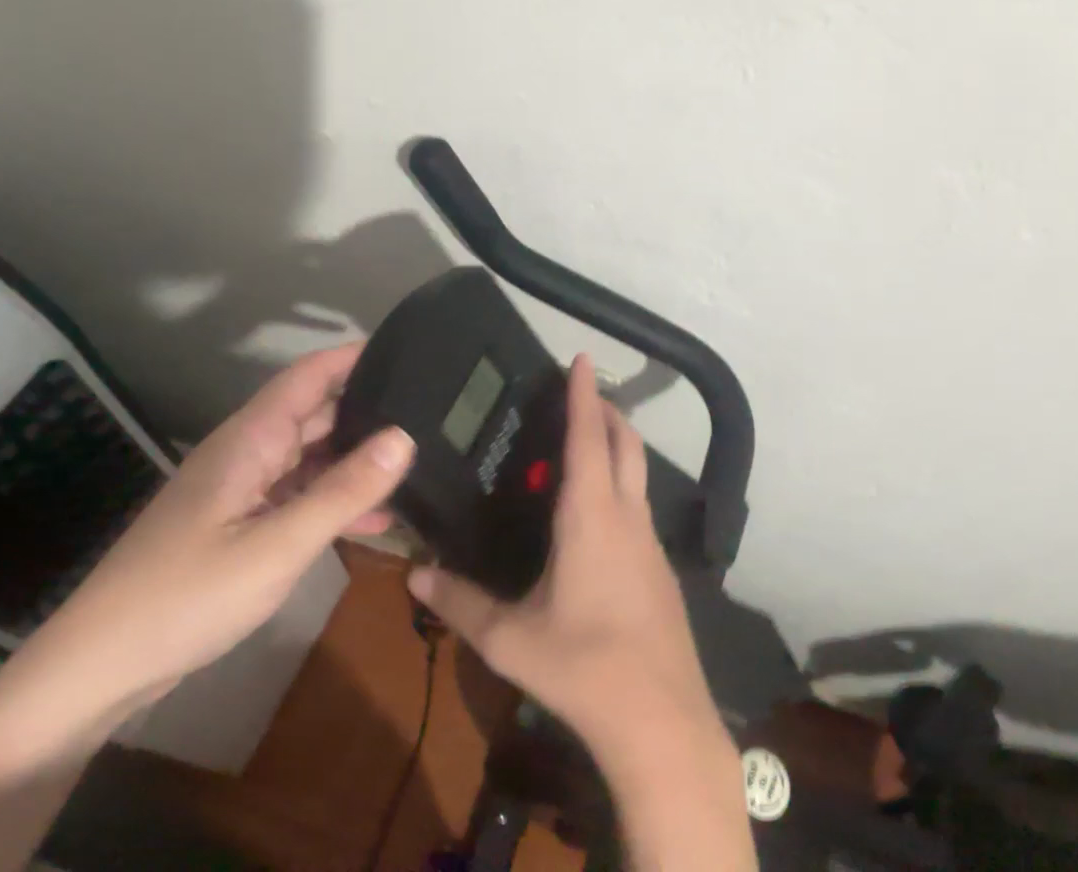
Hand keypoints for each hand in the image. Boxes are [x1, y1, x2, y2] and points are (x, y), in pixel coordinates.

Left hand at [20, 343, 412, 713]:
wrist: (104, 662)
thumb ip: (343, 492)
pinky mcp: (236, 525)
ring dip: (356, 463)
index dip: (355, 358)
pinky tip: (376, 521)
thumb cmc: (189, 597)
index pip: (308, 377)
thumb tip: (404, 437)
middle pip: (313, 415)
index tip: (412, 350)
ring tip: (420, 466)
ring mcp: (238, 491)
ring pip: (308, 459)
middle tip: (434, 415)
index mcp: (248, 442)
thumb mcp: (278, 547)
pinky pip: (294, 498)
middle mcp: (244, 454)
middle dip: (368, 410)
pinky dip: (332, 502)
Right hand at [406, 354, 714, 740]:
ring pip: (639, 479)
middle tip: (582, 395)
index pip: (589, 439)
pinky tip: (596, 520)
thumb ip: (460, 602)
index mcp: (591, 518)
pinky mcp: (662, 575)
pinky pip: (640, 513)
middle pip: (627, 447)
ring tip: (583, 448)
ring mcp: (653, 548)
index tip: (582, 357)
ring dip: (618, 451)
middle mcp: (628, 521)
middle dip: (608, 413)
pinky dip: (621, 491)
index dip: (584, 395)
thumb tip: (415, 577)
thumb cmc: (582, 666)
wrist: (660, 720)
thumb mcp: (508, 637)